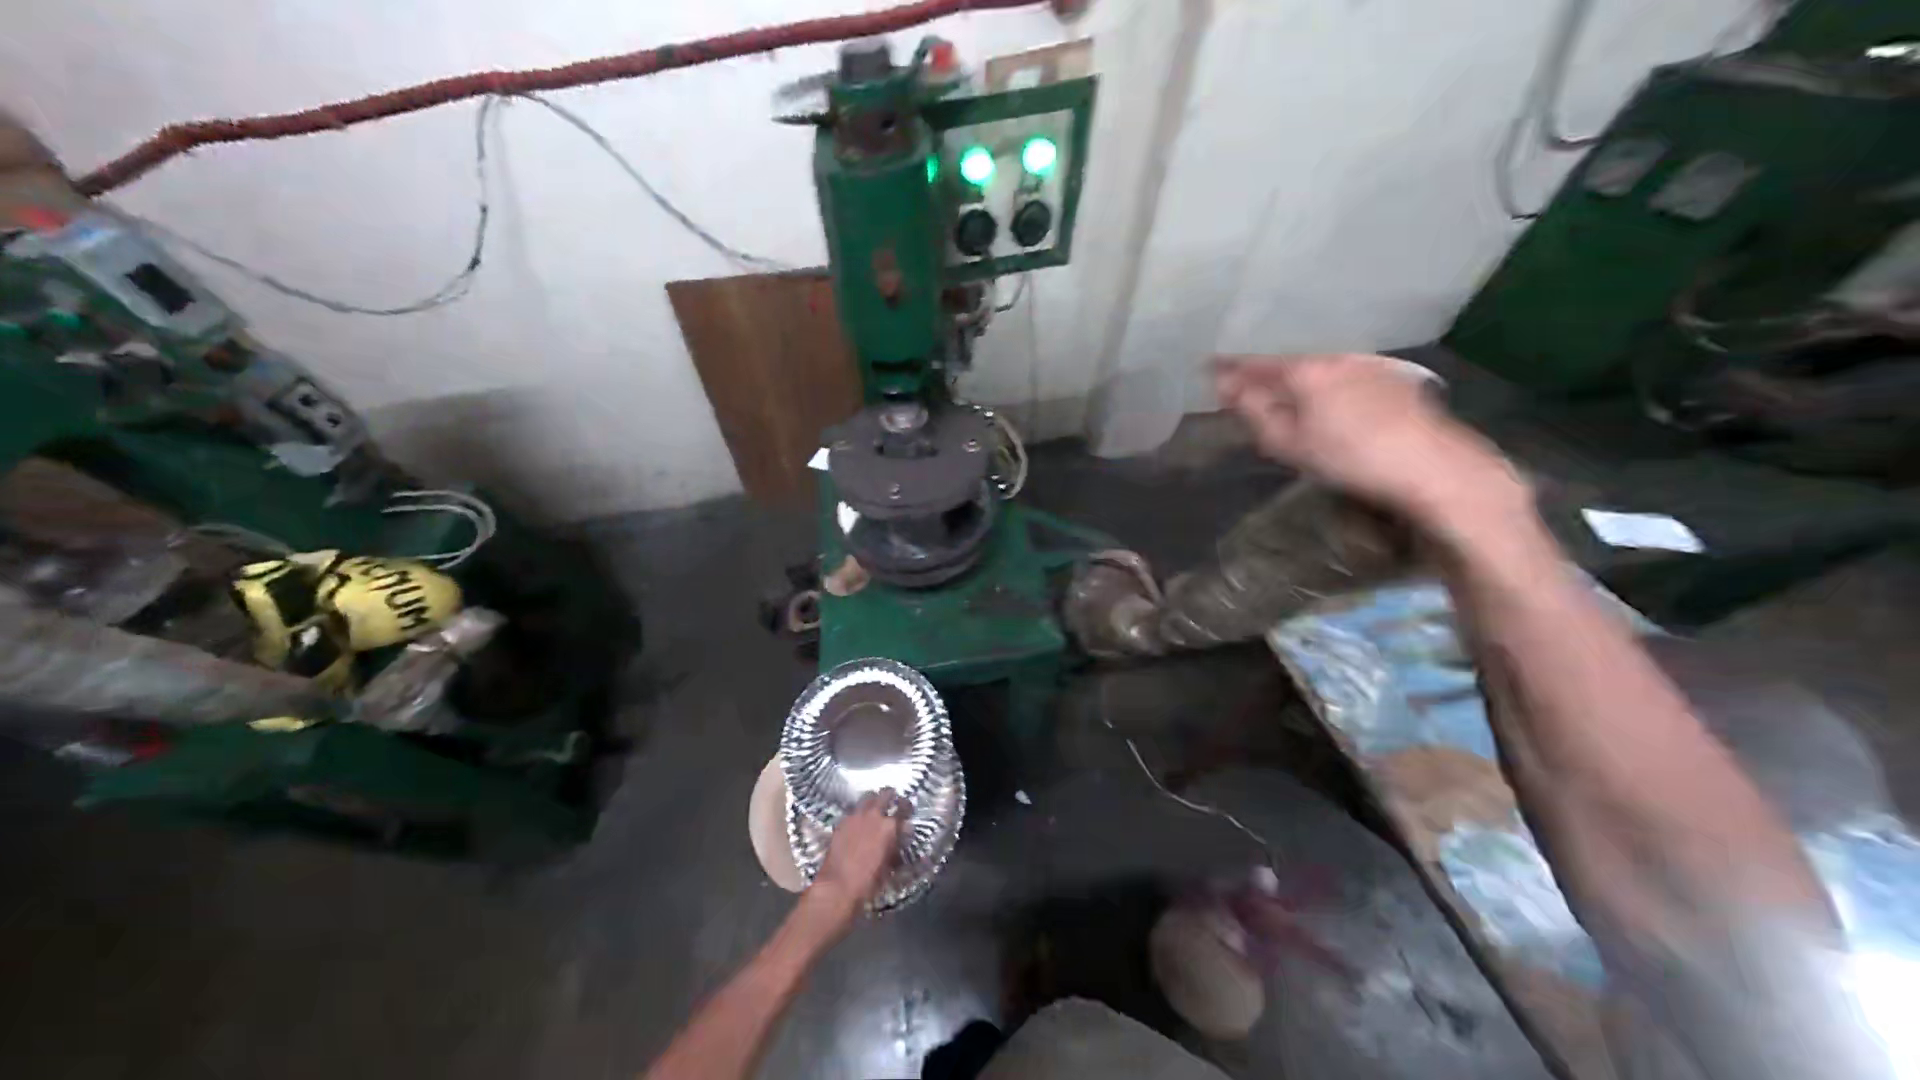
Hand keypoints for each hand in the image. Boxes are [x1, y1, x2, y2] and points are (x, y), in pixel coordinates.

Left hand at [806, 791, 903, 927]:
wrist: (839, 886)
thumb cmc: (870, 881)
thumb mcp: (890, 866)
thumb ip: (897, 847)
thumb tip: (901, 837)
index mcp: (890, 826)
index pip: (904, 807)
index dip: (907, 805)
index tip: (908, 808)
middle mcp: (874, 815)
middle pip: (885, 794)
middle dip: (890, 795)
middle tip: (892, 799)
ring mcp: (856, 816)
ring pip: (867, 797)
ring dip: (873, 800)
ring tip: (874, 806)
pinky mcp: (842, 822)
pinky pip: (853, 810)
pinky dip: (859, 812)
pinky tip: (858, 821)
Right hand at [1215, 353, 1529, 537]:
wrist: (1432, 466)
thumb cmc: (1349, 457)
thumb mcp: (1288, 442)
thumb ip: (1254, 411)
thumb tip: (1227, 387)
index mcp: (1305, 369)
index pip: (1255, 362)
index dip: (1229, 366)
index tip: (1208, 366)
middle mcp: (1334, 357)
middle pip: (1287, 362)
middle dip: (1264, 374)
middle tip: (1243, 388)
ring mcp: (1367, 365)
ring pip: (1317, 368)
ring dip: (1295, 380)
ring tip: (1281, 397)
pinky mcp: (1391, 379)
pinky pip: (1340, 375)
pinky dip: (1322, 384)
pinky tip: (1324, 403)